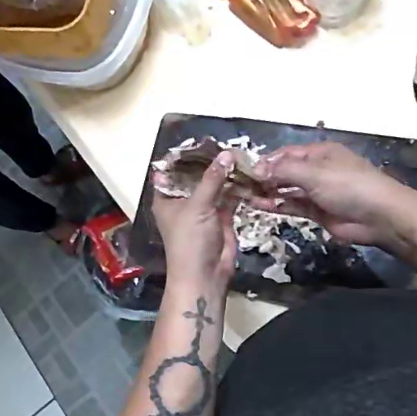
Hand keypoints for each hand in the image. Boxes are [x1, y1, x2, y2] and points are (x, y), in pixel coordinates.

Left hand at [152, 151, 238, 286]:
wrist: (205, 275)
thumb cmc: (190, 240)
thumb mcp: (198, 206)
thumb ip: (213, 179)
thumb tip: (227, 154)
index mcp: (167, 197)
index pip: (172, 169)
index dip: (185, 155)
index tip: (203, 139)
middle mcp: (183, 201)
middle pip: (196, 175)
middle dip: (211, 162)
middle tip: (228, 143)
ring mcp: (203, 209)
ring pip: (215, 185)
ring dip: (226, 173)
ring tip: (242, 154)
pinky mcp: (221, 217)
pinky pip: (229, 197)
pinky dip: (238, 187)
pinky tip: (249, 173)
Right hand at [252, 142, 410, 248]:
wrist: (379, 216)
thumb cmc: (348, 185)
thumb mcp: (314, 172)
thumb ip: (284, 171)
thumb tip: (257, 169)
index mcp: (319, 153)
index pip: (285, 154)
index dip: (265, 161)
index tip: (244, 171)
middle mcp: (317, 169)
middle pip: (285, 172)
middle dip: (264, 178)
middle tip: (240, 186)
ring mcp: (318, 191)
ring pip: (287, 190)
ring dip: (268, 193)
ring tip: (245, 197)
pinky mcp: (318, 211)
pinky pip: (294, 205)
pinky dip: (278, 206)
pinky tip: (261, 207)